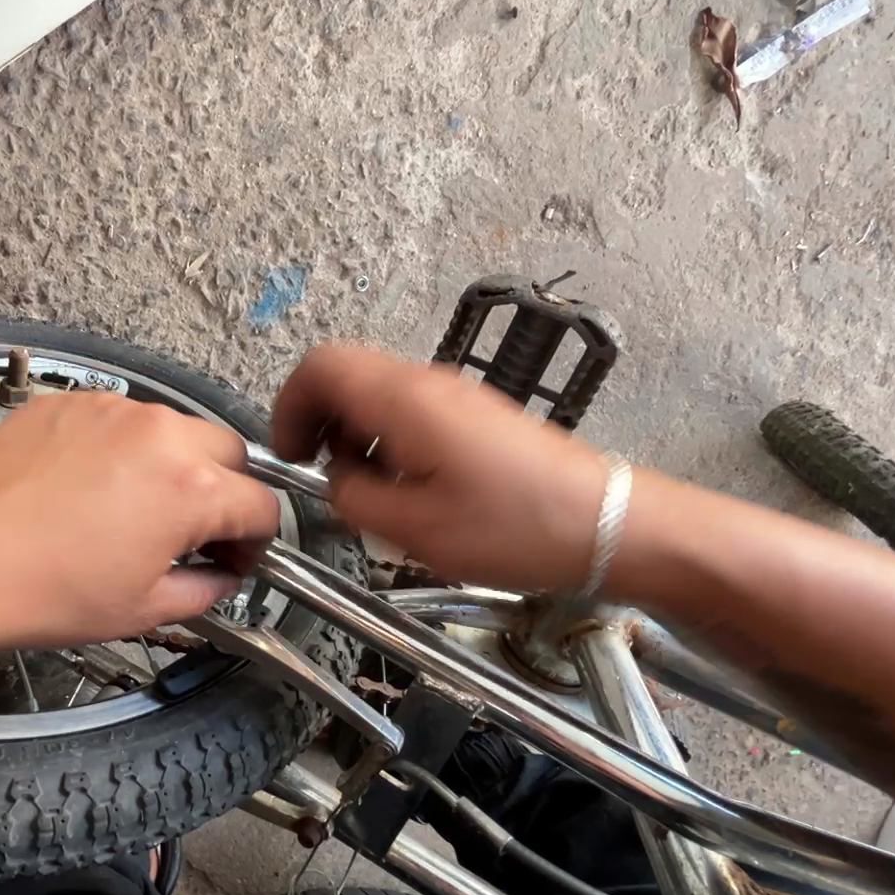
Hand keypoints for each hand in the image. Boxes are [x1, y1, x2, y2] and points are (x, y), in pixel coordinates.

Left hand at [0, 392, 280, 658]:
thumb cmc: (47, 594)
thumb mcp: (141, 610)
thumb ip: (205, 589)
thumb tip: (221, 573)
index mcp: (192, 488)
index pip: (262, 506)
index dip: (256, 542)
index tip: (229, 562)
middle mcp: (162, 432)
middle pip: (228, 452)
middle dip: (223, 492)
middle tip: (186, 532)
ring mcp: (111, 407)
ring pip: (174, 428)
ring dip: (174, 465)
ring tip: (128, 507)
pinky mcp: (68, 398)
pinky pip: (119, 418)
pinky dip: (123, 447)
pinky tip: (84, 484)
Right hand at [272, 345, 609, 591]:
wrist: (606, 524)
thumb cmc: (516, 527)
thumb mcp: (413, 528)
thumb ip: (351, 496)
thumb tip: (335, 479)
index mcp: (403, 401)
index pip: (320, 367)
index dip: (289, 406)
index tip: (288, 452)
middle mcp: (427, 383)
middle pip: (343, 374)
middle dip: (317, 420)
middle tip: (320, 471)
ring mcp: (452, 394)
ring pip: (373, 392)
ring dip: (351, 433)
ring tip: (365, 486)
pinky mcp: (470, 413)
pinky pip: (406, 409)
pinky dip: (384, 438)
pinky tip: (404, 484)